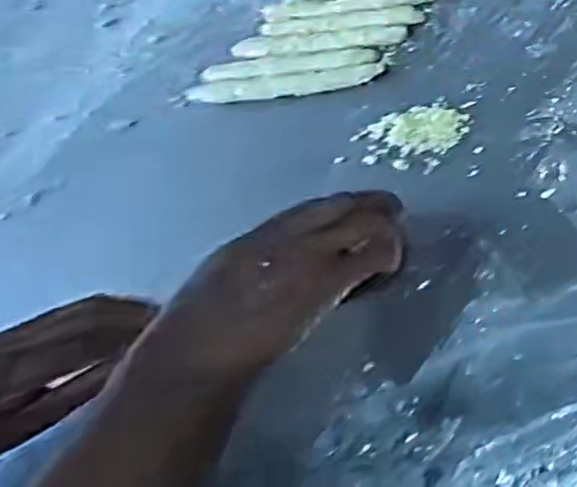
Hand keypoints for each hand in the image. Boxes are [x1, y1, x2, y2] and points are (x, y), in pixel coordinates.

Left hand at [0, 295, 153, 486]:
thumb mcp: (13, 432)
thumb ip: (69, 395)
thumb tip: (129, 363)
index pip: (80, 344)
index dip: (128, 337)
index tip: (165, 334)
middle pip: (84, 317)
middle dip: (134, 315)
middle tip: (173, 318)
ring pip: (79, 307)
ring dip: (125, 307)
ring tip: (157, 313)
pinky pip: (62, 311)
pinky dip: (103, 308)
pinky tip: (124, 313)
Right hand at [118, 191, 404, 397]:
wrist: (183, 374)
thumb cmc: (187, 341)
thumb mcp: (218, 282)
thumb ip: (259, 261)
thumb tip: (301, 253)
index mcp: (251, 240)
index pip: (316, 206)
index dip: (348, 205)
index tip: (363, 213)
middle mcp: (282, 239)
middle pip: (348, 203)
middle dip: (377, 208)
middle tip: (393, 222)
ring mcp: (306, 256)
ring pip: (370, 222)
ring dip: (389, 233)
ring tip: (391, 252)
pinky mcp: (326, 281)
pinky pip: (375, 255)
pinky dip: (389, 259)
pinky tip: (386, 274)